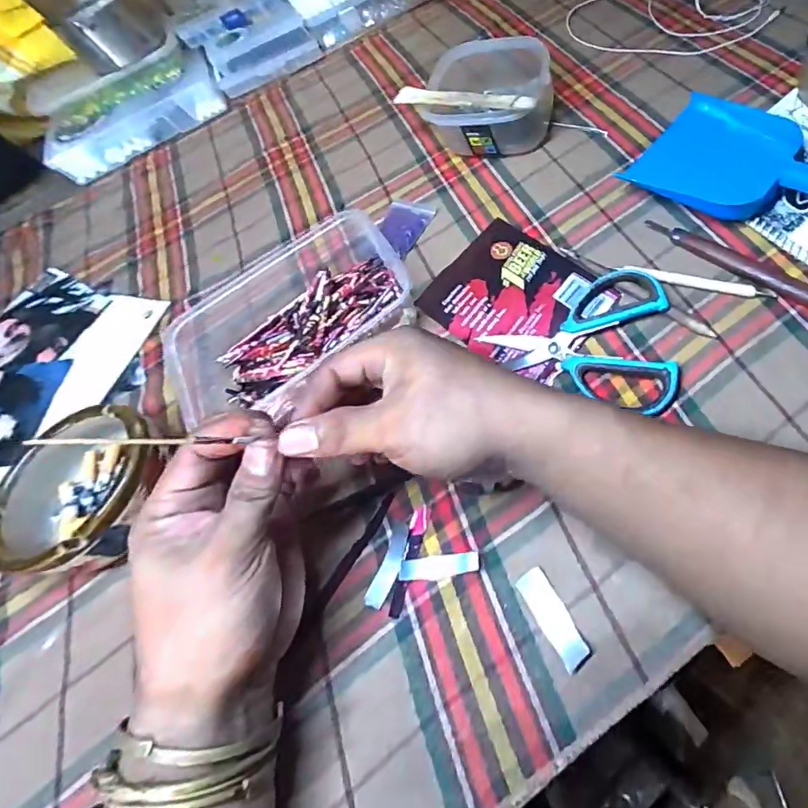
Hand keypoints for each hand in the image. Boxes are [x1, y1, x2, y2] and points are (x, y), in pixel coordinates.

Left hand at [128, 411, 302, 750]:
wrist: (229, 683)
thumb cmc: (206, 619)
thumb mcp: (225, 554)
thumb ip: (250, 496)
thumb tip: (270, 441)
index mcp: (171, 505)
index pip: (199, 449)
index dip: (232, 430)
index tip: (270, 424)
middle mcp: (204, 501)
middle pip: (234, 452)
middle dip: (263, 437)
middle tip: (299, 429)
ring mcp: (239, 512)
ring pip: (262, 467)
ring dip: (284, 454)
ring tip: (310, 445)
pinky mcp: (270, 526)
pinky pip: (284, 489)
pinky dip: (298, 476)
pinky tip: (314, 469)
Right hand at [276, 328, 542, 479]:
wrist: (523, 435)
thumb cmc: (452, 422)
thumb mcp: (390, 428)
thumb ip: (336, 433)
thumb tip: (284, 439)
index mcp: (389, 347)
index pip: (331, 369)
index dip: (306, 403)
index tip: (287, 440)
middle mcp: (402, 358)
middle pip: (349, 385)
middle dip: (328, 419)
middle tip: (307, 454)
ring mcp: (420, 382)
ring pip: (370, 404)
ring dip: (351, 431)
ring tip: (337, 460)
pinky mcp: (434, 406)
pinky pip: (392, 416)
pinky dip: (376, 436)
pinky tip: (368, 459)